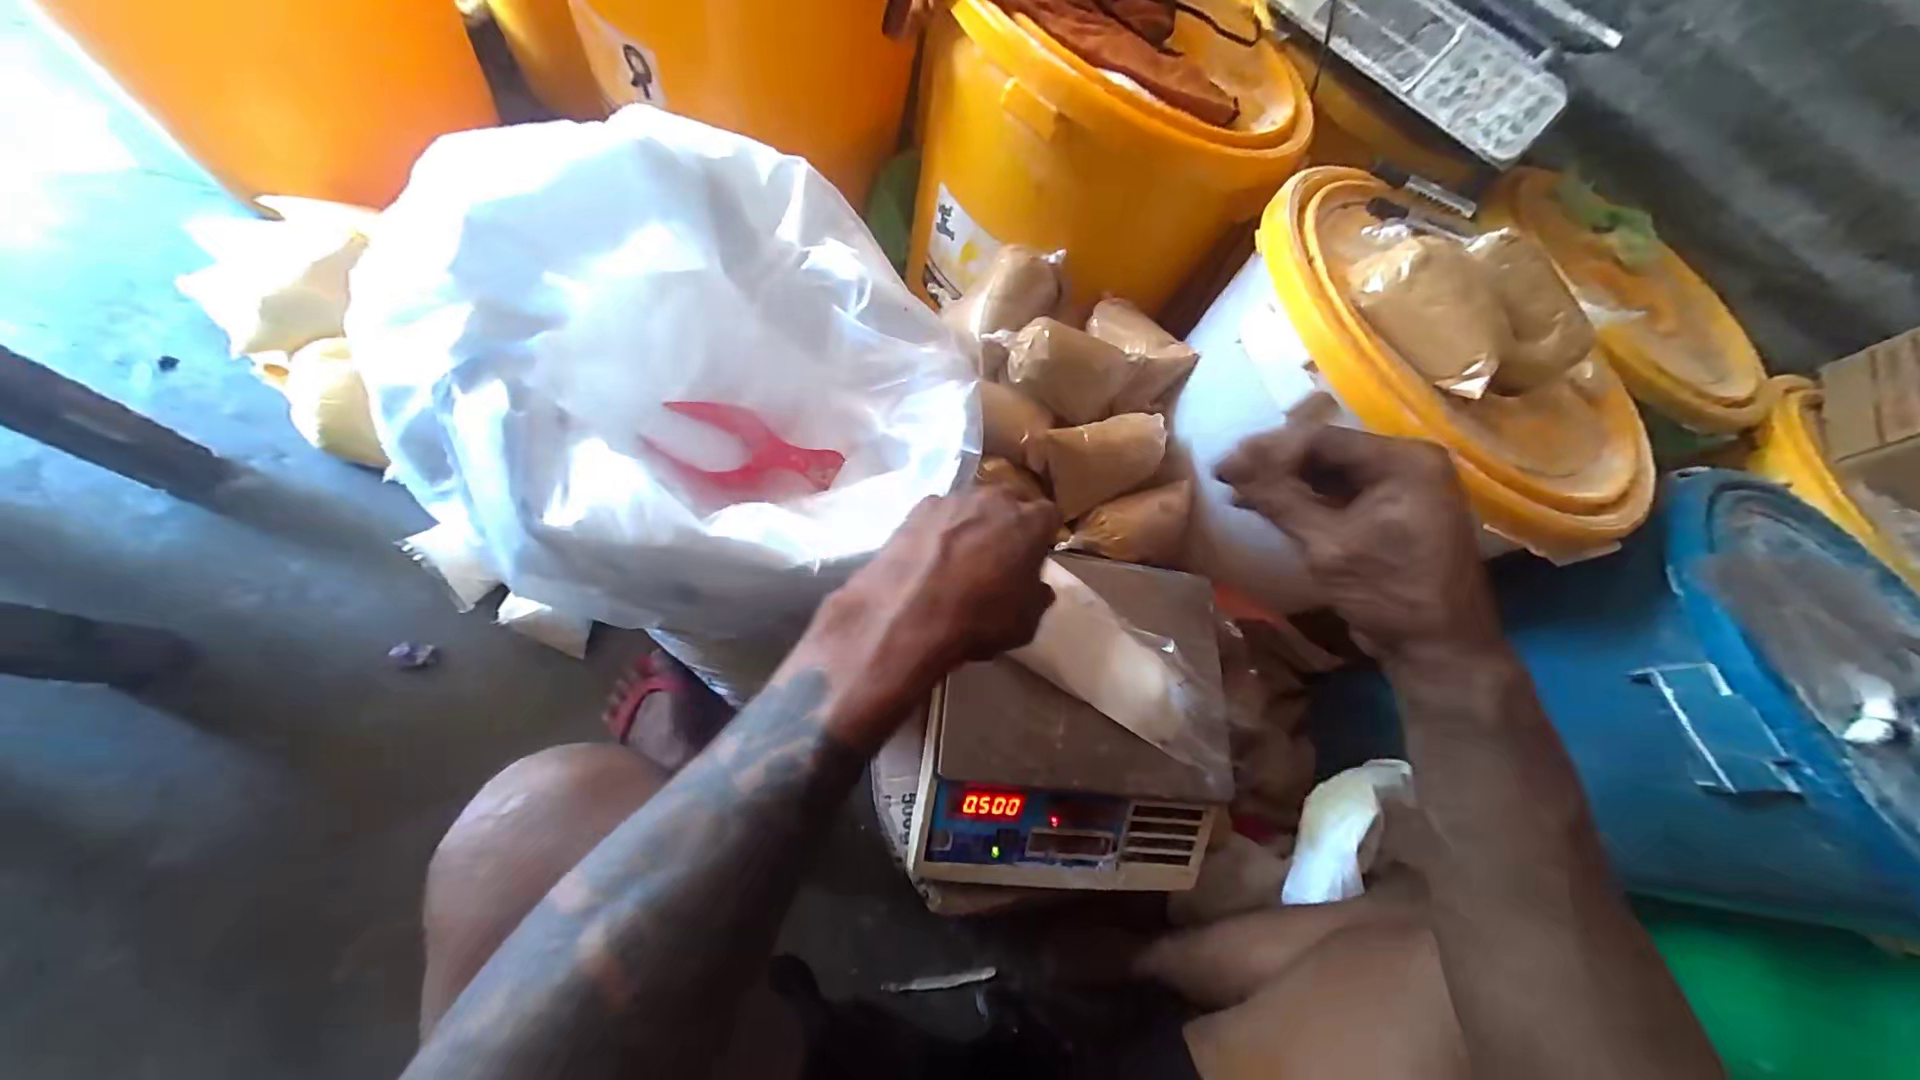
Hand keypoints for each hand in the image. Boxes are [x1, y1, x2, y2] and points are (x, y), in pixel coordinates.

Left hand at [785, 484, 1059, 747]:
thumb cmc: (978, 619)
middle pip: (1011, 500)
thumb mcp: (1025, 622)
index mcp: (1029, 521)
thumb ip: (1038, 597)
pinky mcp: (918, 507)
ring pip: (973, 503)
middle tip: (1001, 552)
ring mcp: (953, 498)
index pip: (1050, 515)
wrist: (907, 615)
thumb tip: (1039, 588)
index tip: (1036, 554)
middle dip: (1010, 520)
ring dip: (974, 521)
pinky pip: (940, 513)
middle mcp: (994, 498)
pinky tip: (931, 554)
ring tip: (962, 553)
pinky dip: (941, 528)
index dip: (1044, 535)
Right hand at [1214, 398, 1503, 666]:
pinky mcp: (1385, 511)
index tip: (1223, 465)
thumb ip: (1280, 500)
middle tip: (1224, 473)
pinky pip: (1334, 493)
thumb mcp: (1328, 544)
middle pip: (1324, 452)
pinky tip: (1262, 502)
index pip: (1322, 440)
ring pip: (1325, 472)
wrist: (1436, 647)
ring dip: (1280, 481)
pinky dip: (1299, 499)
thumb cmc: (1390, 591)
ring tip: (1234, 487)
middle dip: (1271, 463)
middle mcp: (1405, 463)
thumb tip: (1231, 468)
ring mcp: (1397, 488)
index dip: (1266, 450)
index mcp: (1403, 461)